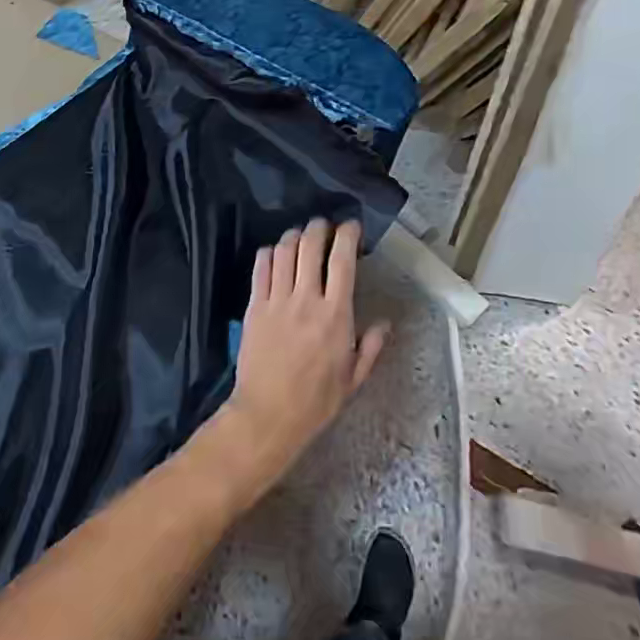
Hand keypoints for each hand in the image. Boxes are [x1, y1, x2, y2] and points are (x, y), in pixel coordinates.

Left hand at [215, 219, 387, 493]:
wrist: (268, 414)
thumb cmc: (316, 400)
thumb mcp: (354, 378)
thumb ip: (371, 346)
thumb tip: (385, 322)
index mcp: (336, 315)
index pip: (342, 261)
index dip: (347, 235)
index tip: (351, 226)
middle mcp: (306, 299)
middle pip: (311, 245)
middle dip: (320, 227)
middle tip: (324, 226)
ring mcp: (277, 300)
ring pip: (284, 250)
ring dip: (294, 236)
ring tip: (301, 236)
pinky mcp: (254, 306)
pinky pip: (260, 267)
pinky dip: (269, 253)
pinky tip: (275, 253)